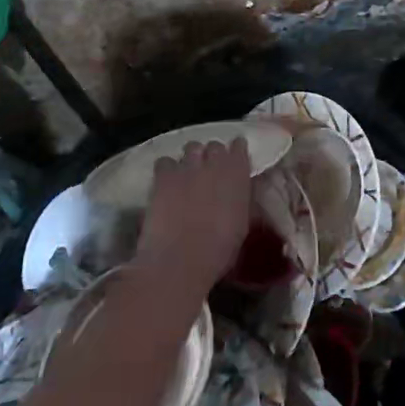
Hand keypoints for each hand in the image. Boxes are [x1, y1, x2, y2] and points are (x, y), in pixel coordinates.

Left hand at [135, 140, 252, 292]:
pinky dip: (167, 168)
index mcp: (238, 175)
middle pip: (213, 145)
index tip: (235, 156)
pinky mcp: (162, 177)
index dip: (236, 151)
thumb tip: (236, 194)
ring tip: (188, 173)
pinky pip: (165, 161)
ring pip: (190, 148)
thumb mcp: (241, 224)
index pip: (239, 147)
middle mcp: (213, 164)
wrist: (180, 260)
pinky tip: (167, 181)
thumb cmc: (218, 250)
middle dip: (212, 155)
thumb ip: (240, 200)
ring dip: (192, 158)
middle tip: (210, 169)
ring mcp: (186, 168)